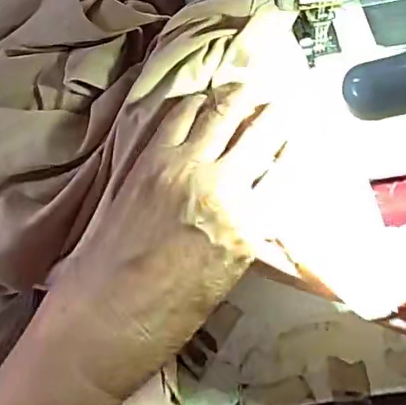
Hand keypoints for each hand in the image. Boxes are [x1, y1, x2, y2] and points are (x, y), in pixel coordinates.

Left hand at [43, 84, 289, 400]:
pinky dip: (199, 102)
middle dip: (277, 111)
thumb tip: (265, 192)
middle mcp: (220, 186)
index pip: (286, 169)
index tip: (303, 128)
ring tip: (251, 87)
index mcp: (246, 226)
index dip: (297, 144)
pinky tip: (206, 100)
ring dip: (241, 95)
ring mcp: (182, 164)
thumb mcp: (229, 272)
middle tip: (285, 98)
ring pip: (223, 111)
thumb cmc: (169, 313)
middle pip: (261, 130)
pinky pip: (181, 113)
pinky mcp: (150, 156)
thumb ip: (252, 226)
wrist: (102, 316)